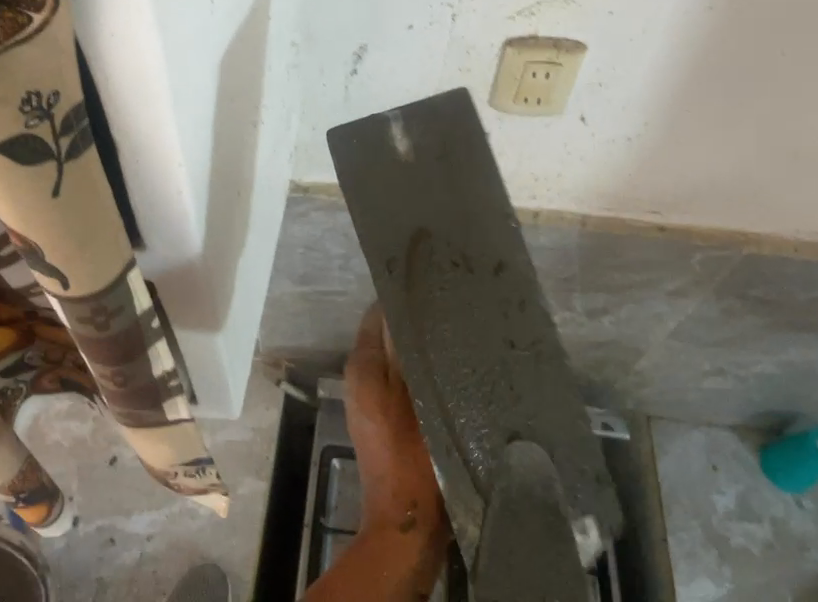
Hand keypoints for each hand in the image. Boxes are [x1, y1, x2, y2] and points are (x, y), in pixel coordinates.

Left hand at [306, 308, 450, 600]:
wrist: (408, 524)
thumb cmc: (413, 457)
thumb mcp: (415, 397)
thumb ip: (406, 353)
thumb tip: (403, 308)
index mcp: (362, 366)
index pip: (378, 314)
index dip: (404, 301)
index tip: (438, 294)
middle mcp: (359, 379)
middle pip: (388, 337)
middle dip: (416, 327)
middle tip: (455, 319)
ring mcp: (370, 403)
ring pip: (397, 362)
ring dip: (421, 354)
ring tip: (458, 345)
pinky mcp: (385, 423)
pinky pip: (402, 385)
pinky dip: (421, 378)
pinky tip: (451, 380)